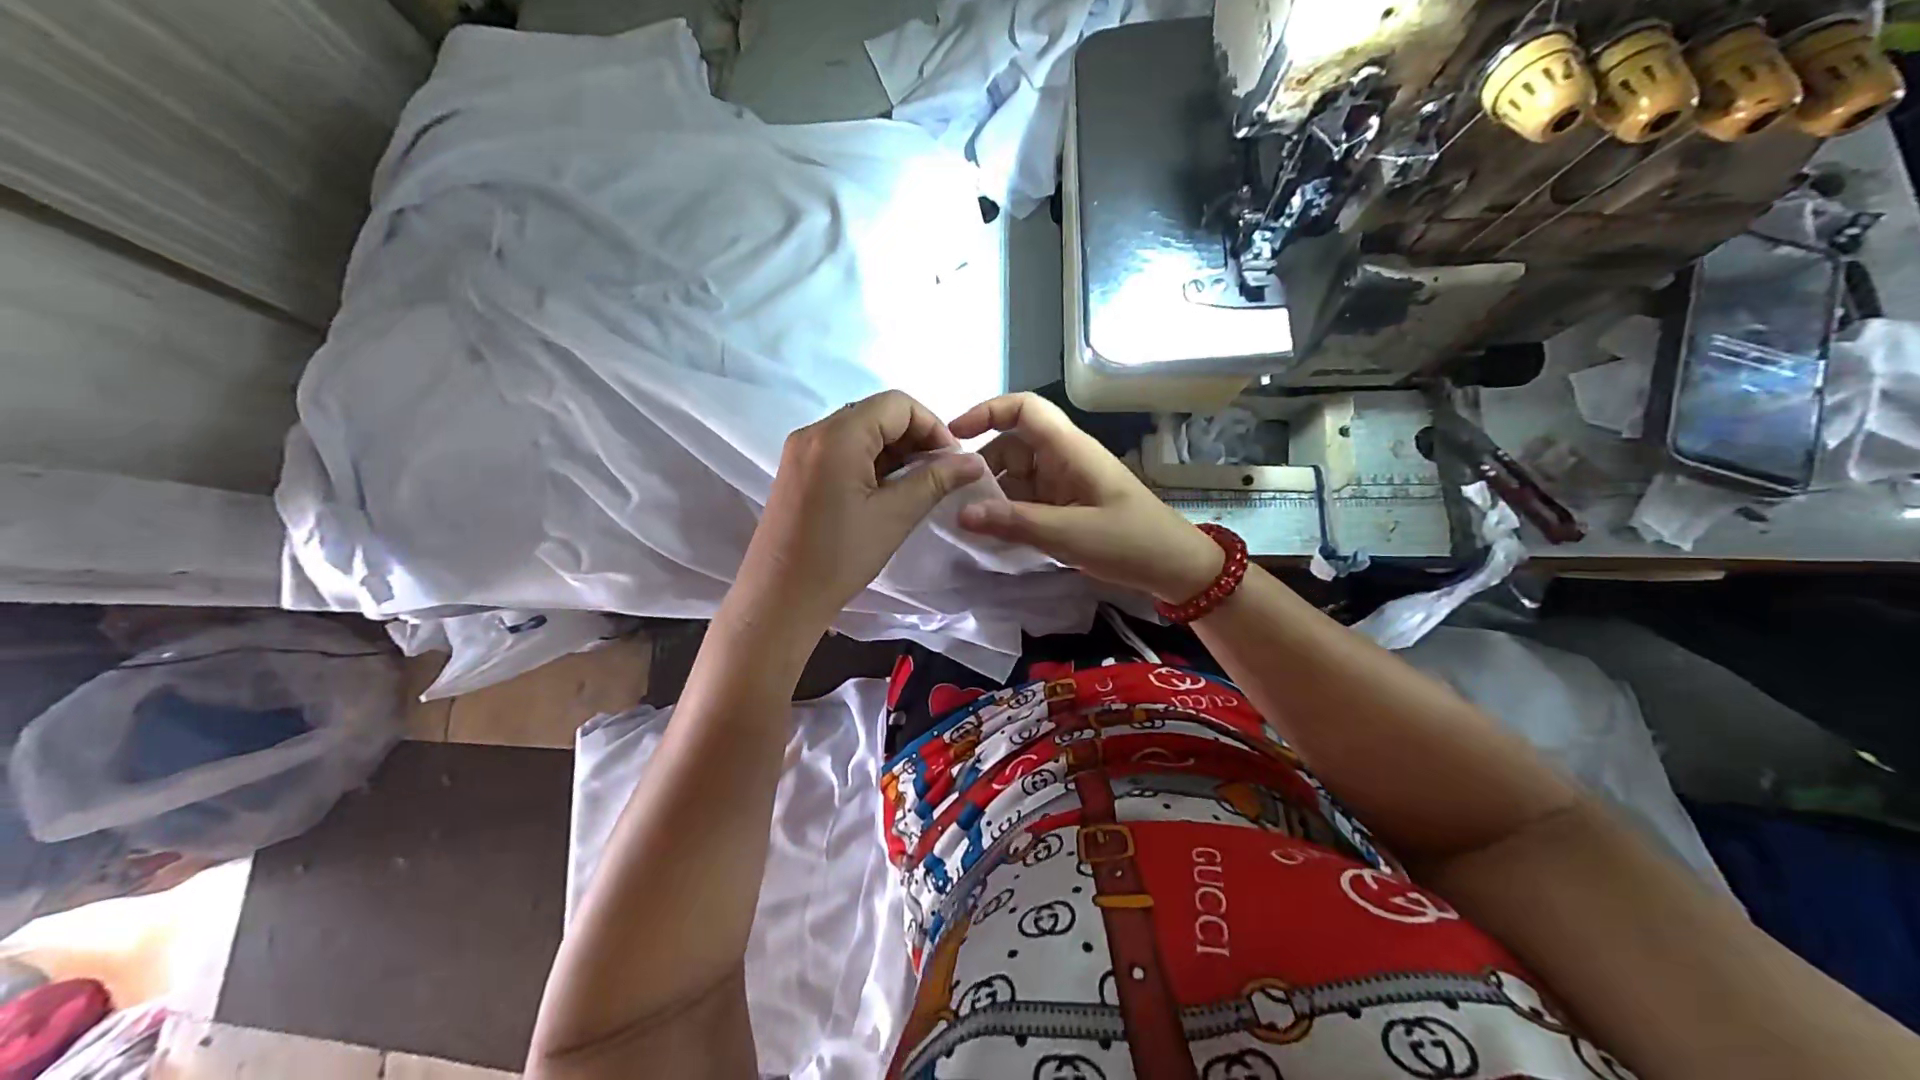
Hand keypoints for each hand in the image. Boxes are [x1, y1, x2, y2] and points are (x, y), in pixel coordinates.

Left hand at [732, 391, 986, 629]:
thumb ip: (936, 480)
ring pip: (859, 431)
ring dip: (893, 450)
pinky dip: (869, 460)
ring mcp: (801, 451)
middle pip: (876, 413)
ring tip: (916, 485)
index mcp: (837, 435)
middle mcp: (814, 432)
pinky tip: (885, 491)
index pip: (897, 404)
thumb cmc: (839, 557)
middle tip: (939, 474)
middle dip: (914, 437)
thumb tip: (974, 461)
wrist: (779, 598)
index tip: (952, 461)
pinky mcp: (796, 470)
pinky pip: (840, 449)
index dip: (932, 426)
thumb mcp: (895, 516)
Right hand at [950, 393, 1222, 603]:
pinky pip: (1027, 499)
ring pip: (1016, 475)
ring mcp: (1064, 483)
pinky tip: (991, 534)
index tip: (954, 436)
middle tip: (952, 497)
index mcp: (1069, 450)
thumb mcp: (1069, 534)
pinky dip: (1008, 512)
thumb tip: (960, 514)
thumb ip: (1014, 522)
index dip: (987, 412)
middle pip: (1011, 445)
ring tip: (965, 521)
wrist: (1174, 567)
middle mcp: (1063, 459)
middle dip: (981, 466)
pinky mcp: (1066, 506)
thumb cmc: (1129, 542)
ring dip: (992, 494)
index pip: (1024, 409)